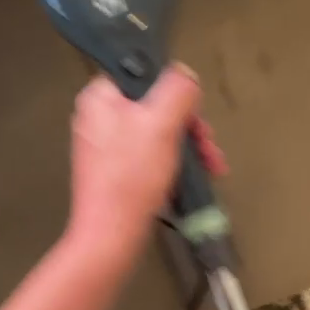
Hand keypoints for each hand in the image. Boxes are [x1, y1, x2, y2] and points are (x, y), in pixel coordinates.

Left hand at [67, 64, 226, 254]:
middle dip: (188, 125)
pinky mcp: (114, 170)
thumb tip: (185, 74)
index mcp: (100, 97)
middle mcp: (98, 116)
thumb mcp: (161, 123)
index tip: (194, 113)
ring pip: (156, 132)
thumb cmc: (131, 176)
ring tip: (210, 165)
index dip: (174, 91)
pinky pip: (149, 155)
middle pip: (154, 105)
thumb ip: (177, 90)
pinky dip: (172, 162)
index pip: (143, 75)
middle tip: (207, 144)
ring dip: (186, 145)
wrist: (111, 235)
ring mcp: (105, 145)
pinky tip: (192, 176)